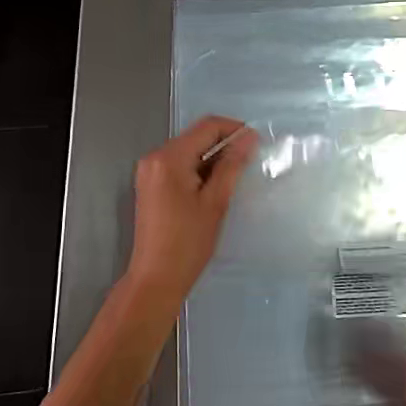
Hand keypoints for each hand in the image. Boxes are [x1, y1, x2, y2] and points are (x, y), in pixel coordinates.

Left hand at [126, 116, 256, 308]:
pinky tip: (214, 187)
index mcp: (169, 158)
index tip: (256, 143)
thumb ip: (232, 165)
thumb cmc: (188, 242)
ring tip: (235, 178)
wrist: (156, 279)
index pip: (207, 126)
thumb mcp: (216, 201)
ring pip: (189, 150)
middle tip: (249, 163)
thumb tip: (249, 137)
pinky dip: (199, 169)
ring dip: (213, 158)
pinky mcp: (151, 184)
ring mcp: (149, 171)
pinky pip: (179, 165)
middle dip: (224, 144)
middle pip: (196, 136)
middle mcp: (154, 157)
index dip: (234, 129)